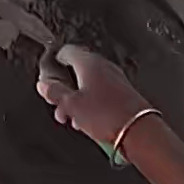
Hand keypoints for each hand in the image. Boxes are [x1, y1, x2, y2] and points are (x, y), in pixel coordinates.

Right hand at [36, 45, 151, 148]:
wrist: (139, 132)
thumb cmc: (108, 115)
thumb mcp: (71, 104)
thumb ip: (55, 92)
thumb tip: (44, 85)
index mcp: (89, 63)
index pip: (67, 51)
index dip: (54, 62)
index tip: (47, 75)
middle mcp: (104, 67)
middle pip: (76, 71)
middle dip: (64, 87)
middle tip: (56, 102)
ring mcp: (115, 80)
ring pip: (88, 85)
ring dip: (76, 99)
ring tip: (69, 116)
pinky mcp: (123, 94)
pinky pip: (100, 95)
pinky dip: (90, 104)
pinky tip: (85, 120)